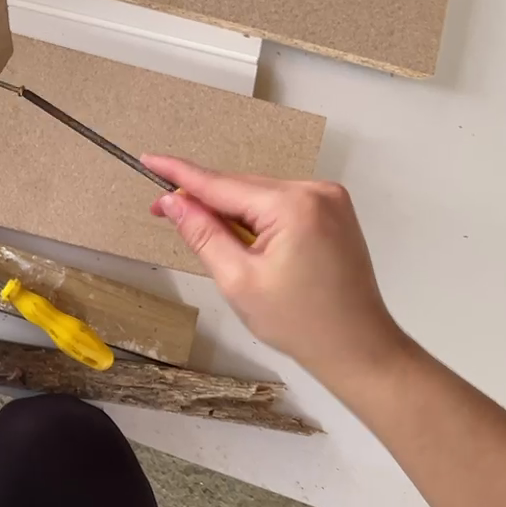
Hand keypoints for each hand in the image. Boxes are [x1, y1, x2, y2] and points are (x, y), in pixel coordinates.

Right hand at [143, 155, 411, 383]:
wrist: (358, 347)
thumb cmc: (297, 322)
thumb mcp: (237, 279)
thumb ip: (202, 233)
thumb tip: (172, 201)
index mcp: (292, 206)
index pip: (220, 183)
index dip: (179, 173)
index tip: (148, 159)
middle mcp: (315, 190)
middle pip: (240, 187)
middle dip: (201, 199)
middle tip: (162, 213)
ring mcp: (329, 199)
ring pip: (258, 195)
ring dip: (228, 211)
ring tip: (208, 240)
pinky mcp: (333, 212)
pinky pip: (278, 204)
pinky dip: (254, 217)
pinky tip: (242, 241)